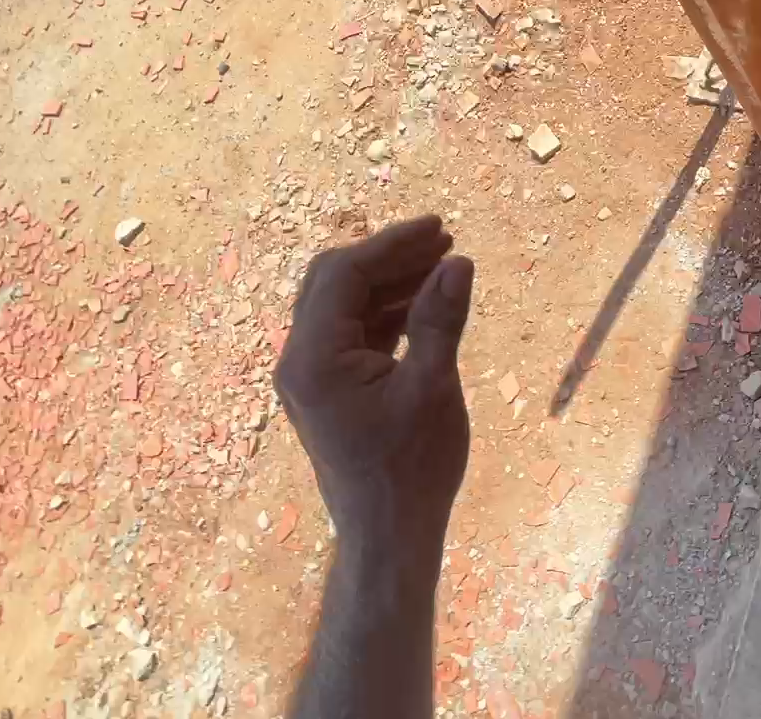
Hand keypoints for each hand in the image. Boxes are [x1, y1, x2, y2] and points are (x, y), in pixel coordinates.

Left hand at [276, 215, 473, 573]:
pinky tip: (428, 304)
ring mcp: (315, 374)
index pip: (344, 275)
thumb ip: (440, 319)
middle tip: (444, 242)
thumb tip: (458, 262)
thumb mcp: (433, 386)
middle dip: (389, 256)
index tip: (439, 227)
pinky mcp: (334, 386)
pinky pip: (357, 330)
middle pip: (335, 282)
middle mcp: (302, 359)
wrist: (391, 534)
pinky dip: (391, 309)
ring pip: (347, 303)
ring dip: (393, 280)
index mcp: (314, 358)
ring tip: (444, 267)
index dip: (392, 243)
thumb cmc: (412, 466)